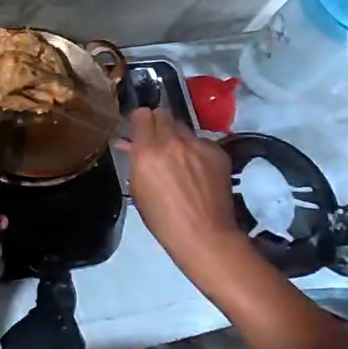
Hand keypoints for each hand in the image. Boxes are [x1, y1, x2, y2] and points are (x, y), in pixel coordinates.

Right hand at [118, 108, 239, 260]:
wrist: (205, 235)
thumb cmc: (163, 219)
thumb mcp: (138, 190)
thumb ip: (135, 161)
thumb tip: (129, 143)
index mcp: (147, 151)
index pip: (141, 114)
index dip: (140, 122)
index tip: (140, 132)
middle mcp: (172, 141)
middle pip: (163, 113)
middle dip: (158, 124)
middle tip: (159, 142)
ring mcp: (198, 144)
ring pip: (183, 127)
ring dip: (178, 137)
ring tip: (180, 159)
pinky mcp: (218, 151)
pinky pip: (202, 141)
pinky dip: (197, 151)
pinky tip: (199, 171)